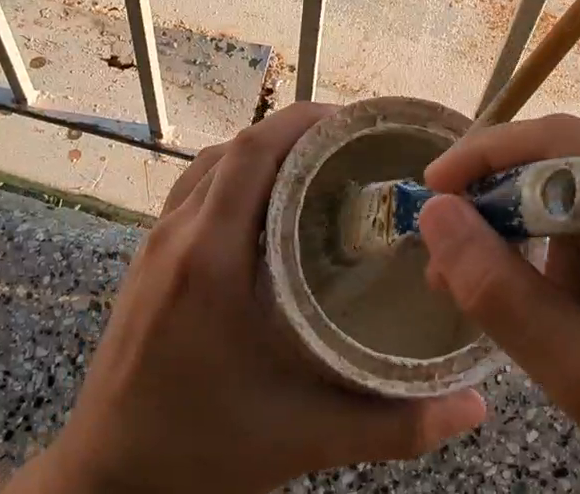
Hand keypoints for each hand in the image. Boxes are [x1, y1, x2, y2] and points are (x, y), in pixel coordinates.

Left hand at [3, 102, 484, 493]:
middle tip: (349, 148)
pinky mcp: (145, 262)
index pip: (252, 152)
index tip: (353, 124)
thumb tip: (472, 406)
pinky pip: (193, 194)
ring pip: (209, 167)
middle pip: (233, 150)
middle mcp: (176, 236)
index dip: (301, 122)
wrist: (107, 479)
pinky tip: (265, 214)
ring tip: (313, 171)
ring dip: (259, 156)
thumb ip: (394, 423)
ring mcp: (153, 245)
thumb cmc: (200, 451)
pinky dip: (232, 181)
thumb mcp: (303, 437)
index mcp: (208, 259)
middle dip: (291, 135)